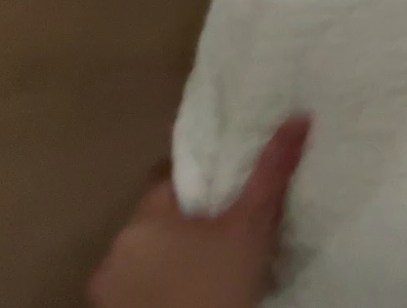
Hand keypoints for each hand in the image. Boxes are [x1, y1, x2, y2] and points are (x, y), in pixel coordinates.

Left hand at [88, 117, 309, 307]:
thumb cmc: (220, 280)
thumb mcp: (253, 222)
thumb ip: (271, 170)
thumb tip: (298, 116)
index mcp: (142, 221)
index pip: (173, 181)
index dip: (206, 180)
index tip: (234, 189)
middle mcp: (113, 252)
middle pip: (161, 218)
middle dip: (194, 218)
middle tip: (234, 223)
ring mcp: (107, 292)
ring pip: (150, 253)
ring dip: (177, 251)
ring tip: (218, 256)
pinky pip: (142, 285)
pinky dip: (166, 280)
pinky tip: (197, 287)